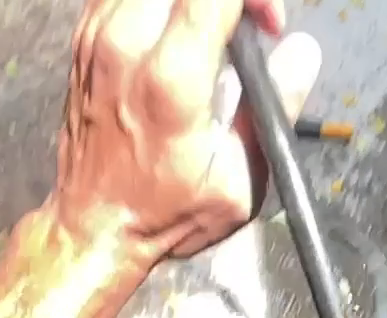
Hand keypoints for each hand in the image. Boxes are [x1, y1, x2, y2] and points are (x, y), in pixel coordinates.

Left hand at [50, 0, 319, 261]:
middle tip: (243, 25)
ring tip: (211, 31)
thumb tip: (302, 53)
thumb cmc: (166, 216)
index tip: (269, 27)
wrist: (95, 227)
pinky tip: (176, 36)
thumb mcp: (239, 185)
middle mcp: (127, 44)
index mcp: (171, 80)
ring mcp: (99, 36)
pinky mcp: (85, 39)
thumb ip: (274, 112)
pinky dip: (160, 2)